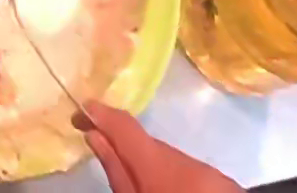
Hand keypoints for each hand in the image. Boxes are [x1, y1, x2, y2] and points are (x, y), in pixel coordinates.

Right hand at [77, 104, 242, 192]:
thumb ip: (116, 170)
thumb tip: (94, 134)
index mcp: (154, 160)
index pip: (122, 122)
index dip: (98, 112)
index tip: (78, 113)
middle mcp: (179, 154)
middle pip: (143, 141)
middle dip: (121, 144)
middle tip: (98, 148)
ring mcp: (202, 168)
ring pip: (164, 157)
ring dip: (146, 165)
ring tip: (135, 184)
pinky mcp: (219, 182)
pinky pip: (182, 170)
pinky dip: (168, 177)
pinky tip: (163, 191)